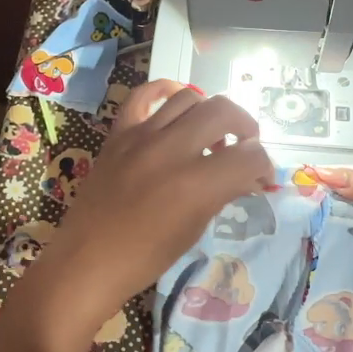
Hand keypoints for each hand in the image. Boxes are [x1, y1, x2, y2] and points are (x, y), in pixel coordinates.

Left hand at [28, 80, 271, 328]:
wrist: (88, 260)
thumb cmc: (145, 257)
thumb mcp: (194, 229)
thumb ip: (221, 194)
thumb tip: (245, 176)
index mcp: (196, 185)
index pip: (248, 156)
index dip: (263, 164)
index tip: (261, 176)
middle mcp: (171, 151)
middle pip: (224, 112)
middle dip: (244, 127)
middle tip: (243, 147)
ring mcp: (141, 137)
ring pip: (189, 98)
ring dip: (209, 112)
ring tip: (209, 134)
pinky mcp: (118, 134)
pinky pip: (143, 96)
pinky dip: (164, 91)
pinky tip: (177, 101)